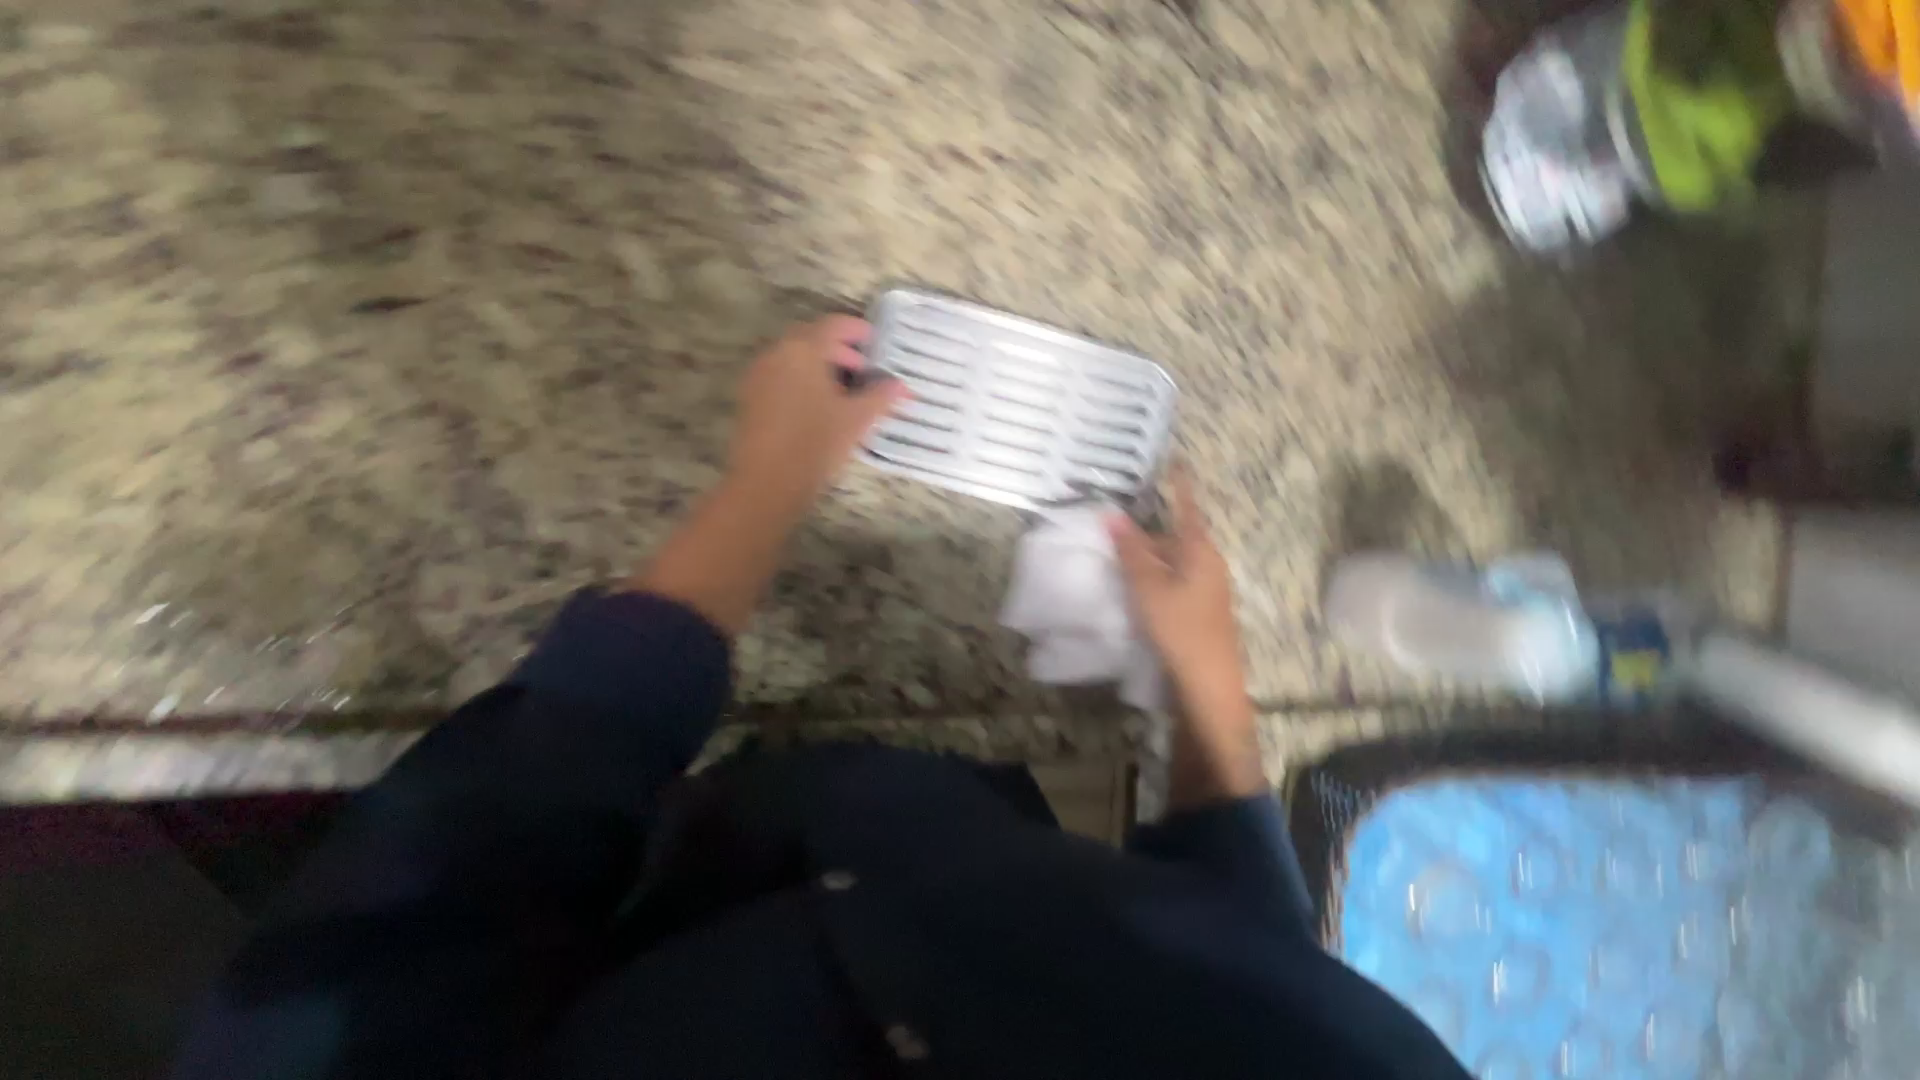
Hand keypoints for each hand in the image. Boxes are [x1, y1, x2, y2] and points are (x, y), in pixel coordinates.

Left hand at [725, 315, 908, 514]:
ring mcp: (758, 375)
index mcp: (803, 349)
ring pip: (793, 358)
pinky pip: (780, 376)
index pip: (833, 325)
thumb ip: (881, 396)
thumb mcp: (856, 419)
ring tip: (844, 391)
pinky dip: (801, 380)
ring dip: (819, 366)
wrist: (767, 483)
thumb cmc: (816, 443)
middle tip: (863, 368)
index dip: (857, 330)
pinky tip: (819, 406)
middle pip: (811, 338)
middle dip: (838, 349)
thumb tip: (902, 386)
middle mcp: (776, 353)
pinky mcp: (750, 398)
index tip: (875, 341)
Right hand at [1108, 471, 1252, 731]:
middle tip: (1116, 531)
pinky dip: (1158, 575)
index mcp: (1200, 551)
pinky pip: (1178, 579)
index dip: (1179, 486)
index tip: (1175, 462)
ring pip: (1176, 560)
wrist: (1209, 680)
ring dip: (1151, 556)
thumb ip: (1130, 551)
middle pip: (1178, 536)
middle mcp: (1211, 562)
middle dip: (1149, 532)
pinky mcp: (1204, 607)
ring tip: (1119, 560)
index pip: (1187, 508)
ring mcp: (1210, 586)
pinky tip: (1138, 590)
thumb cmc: (1179, 627)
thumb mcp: (1148, 587)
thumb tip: (1112, 515)